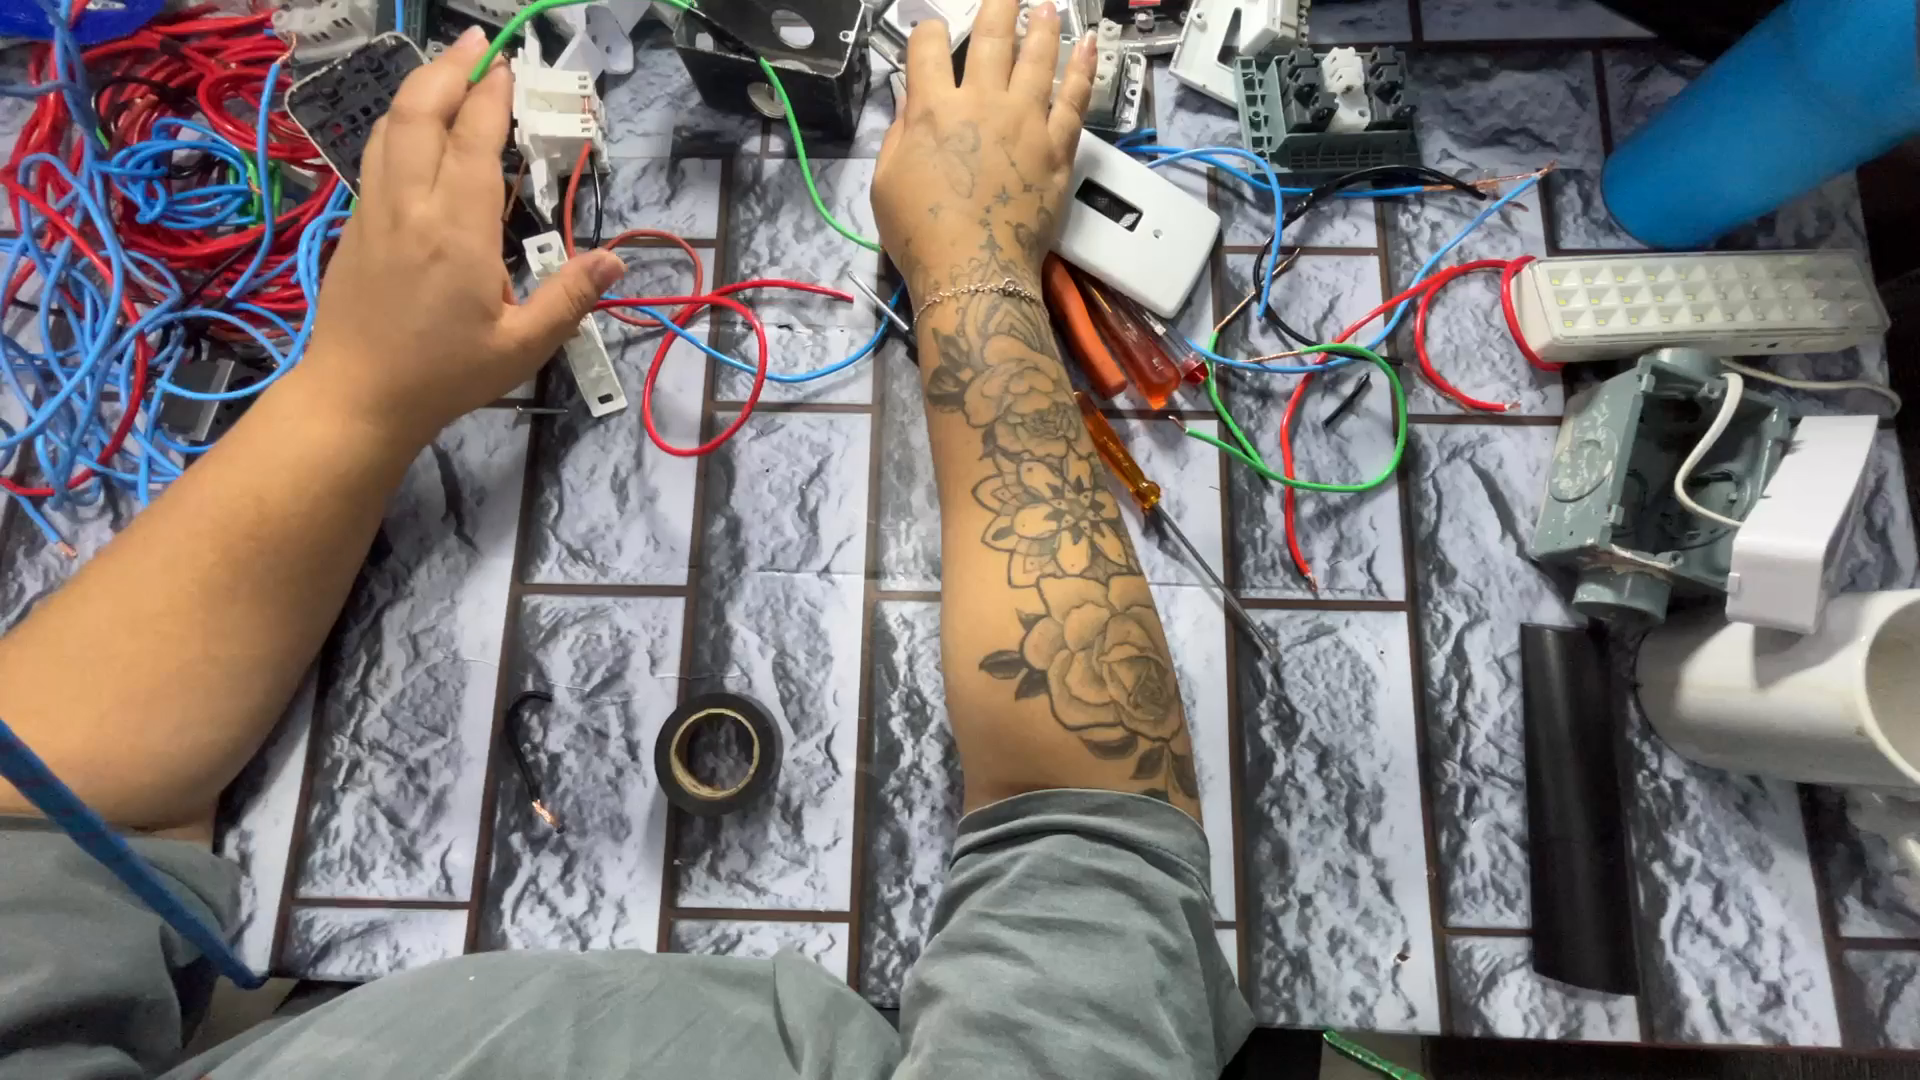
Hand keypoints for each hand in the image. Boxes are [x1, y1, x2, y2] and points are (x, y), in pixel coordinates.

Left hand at [293, 27, 624, 447]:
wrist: (360, 392)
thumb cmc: (448, 373)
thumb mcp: (524, 345)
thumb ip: (569, 297)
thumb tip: (615, 259)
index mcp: (456, 232)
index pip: (473, 143)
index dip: (492, 99)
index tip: (510, 66)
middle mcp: (410, 205)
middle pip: (419, 114)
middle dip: (448, 69)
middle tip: (478, 43)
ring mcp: (376, 210)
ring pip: (390, 126)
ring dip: (419, 87)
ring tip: (448, 68)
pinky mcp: (360, 223)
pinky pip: (378, 153)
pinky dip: (401, 121)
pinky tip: (416, 125)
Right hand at [872, 0, 1093, 301]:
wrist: (974, 274)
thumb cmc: (922, 238)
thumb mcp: (885, 186)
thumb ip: (898, 136)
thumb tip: (909, 101)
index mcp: (933, 110)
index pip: (926, 46)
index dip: (927, 34)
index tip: (932, 38)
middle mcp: (981, 103)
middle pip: (991, 35)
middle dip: (997, 5)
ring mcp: (1025, 123)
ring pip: (1039, 56)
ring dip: (1043, 25)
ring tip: (1048, 8)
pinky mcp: (1056, 150)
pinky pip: (1075, 100)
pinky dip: (1084, 69)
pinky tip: (1090, 46)